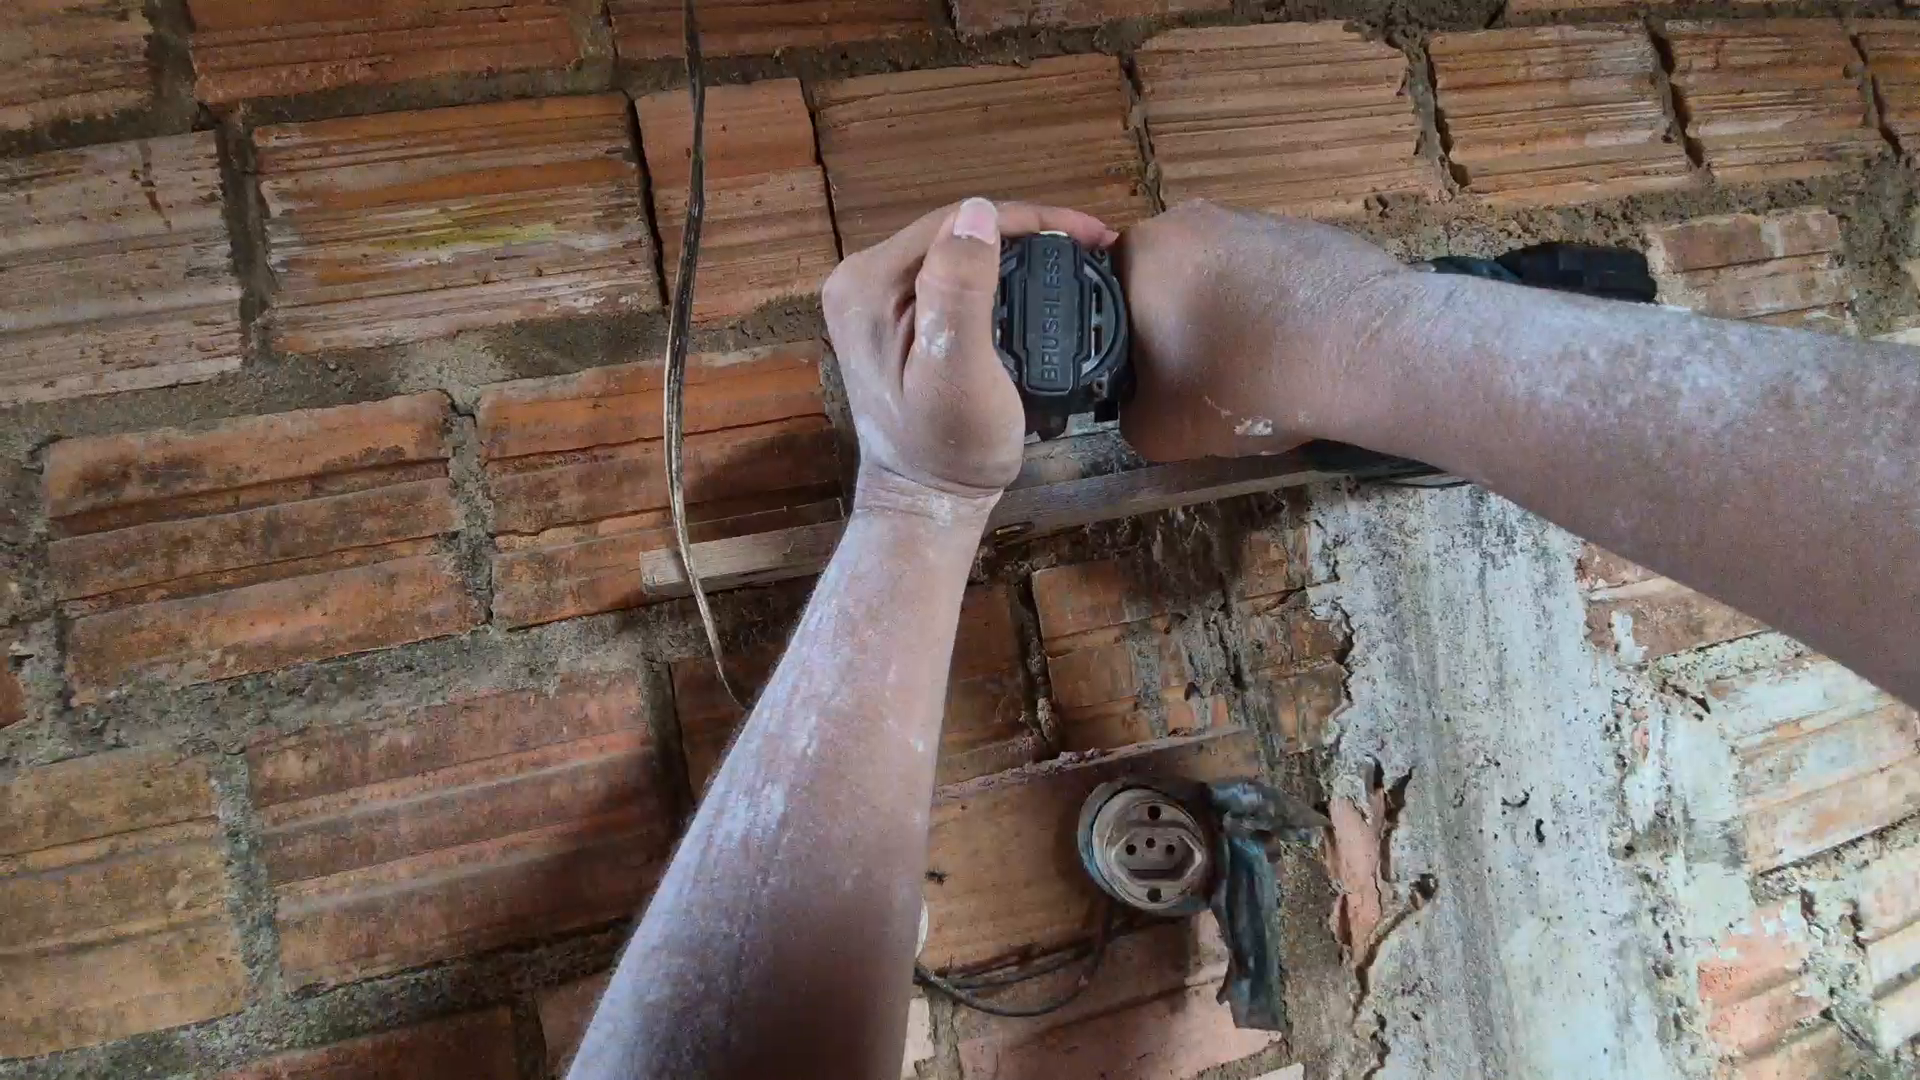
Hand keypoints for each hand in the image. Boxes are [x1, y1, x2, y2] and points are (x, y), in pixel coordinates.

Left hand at [822, 198, 1116, 505]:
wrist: (930, 500)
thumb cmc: (951, 449)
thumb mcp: (959, 372)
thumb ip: (961, 291)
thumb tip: (979, 211)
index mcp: (867, 286)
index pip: (955, 223)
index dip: (1028, 221)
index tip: (1090, 234)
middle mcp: (861, 283)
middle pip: (955, 234)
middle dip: (1026, 235)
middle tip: (1090, 248)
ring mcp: (874, 303)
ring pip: (956, 254)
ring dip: (1014, 255)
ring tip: (1071, 261)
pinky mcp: (893, 323)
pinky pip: (950, 282)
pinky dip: (994, 281)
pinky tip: (1029, 285)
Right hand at [1114, 200, 1413, 461]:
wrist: (1362, 352)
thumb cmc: (1238, 382)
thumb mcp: (1155, 430)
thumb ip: (1129, 415)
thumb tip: (1141, 404)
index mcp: (1140, 253)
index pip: (1104, 301)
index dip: (1118, 349)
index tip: (1142, 383)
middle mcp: (1188, 220)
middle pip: (1161, 285)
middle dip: (1170, 330)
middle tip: (1191, 379)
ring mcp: (1253, 218)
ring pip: (1214, 278)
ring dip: (1219, 318)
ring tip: (1249, 367)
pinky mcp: (1307, 230)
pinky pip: (1266, 276)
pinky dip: (1268, 309)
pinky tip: (1289, 349)